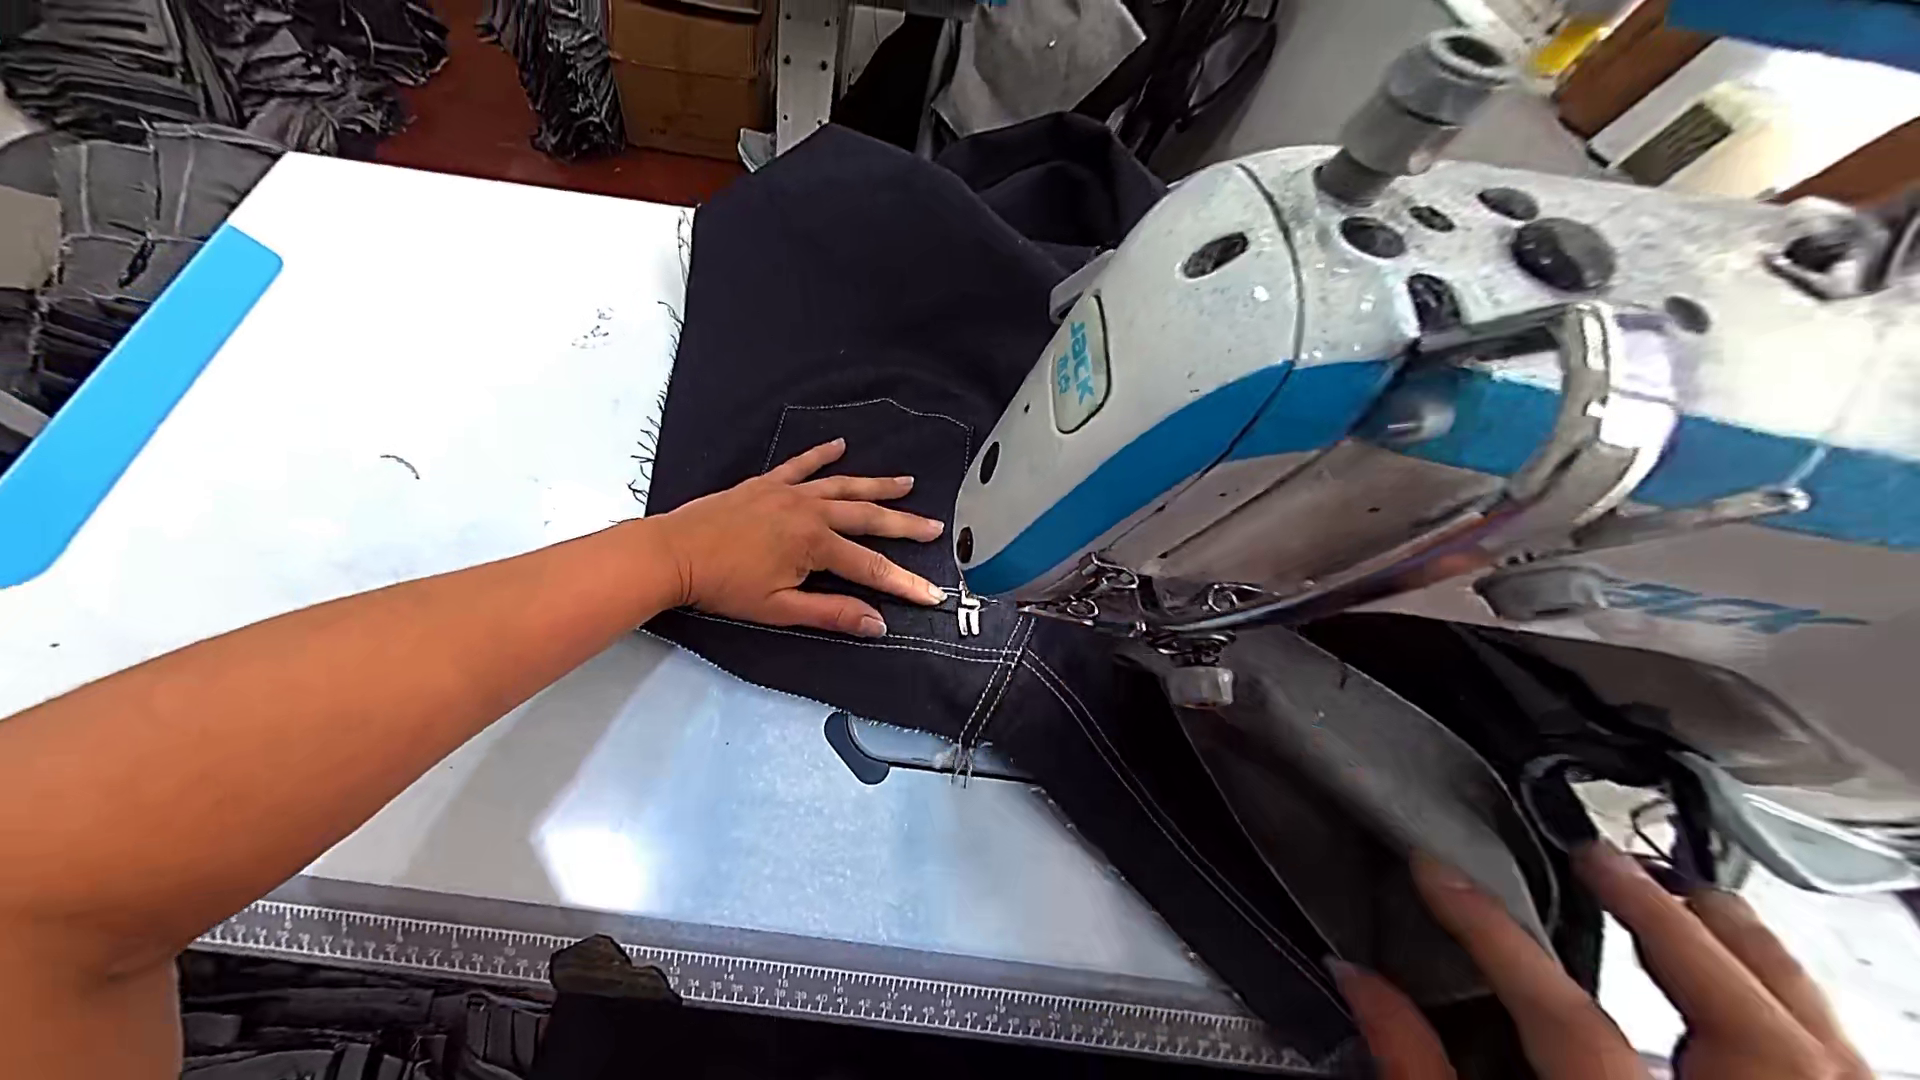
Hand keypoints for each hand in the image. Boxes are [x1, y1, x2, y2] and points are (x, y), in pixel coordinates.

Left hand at [649, 438, 947, 636]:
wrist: (672, 553)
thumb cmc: (724, 586)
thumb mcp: (779, 608)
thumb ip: (832, 613)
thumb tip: (878, 624)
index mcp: (815, 545)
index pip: (872, 568)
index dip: (905, 584)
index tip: (933, 593)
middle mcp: (811, 512)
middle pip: (868, 518)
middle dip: (905, 524)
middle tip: (935, 527)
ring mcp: (790, 492)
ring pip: (844, 487)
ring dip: (877, 485)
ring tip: (907, 483)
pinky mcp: (768, 482)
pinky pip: (801, 465)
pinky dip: (821, 455)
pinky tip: (839, 444)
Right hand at [1331, 843, 1870, 1079]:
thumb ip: (1413, 1069)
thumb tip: (1354, 977)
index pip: (1558, 1017)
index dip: (1483, 928)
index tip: (1430, 870)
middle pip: (1738, 1028)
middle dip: (1661, 923)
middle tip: (1597, 858)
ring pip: (1830, 1053)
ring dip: (1758, 959)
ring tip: (1698, 896)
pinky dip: (1813, 1022)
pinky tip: (1769, 989)